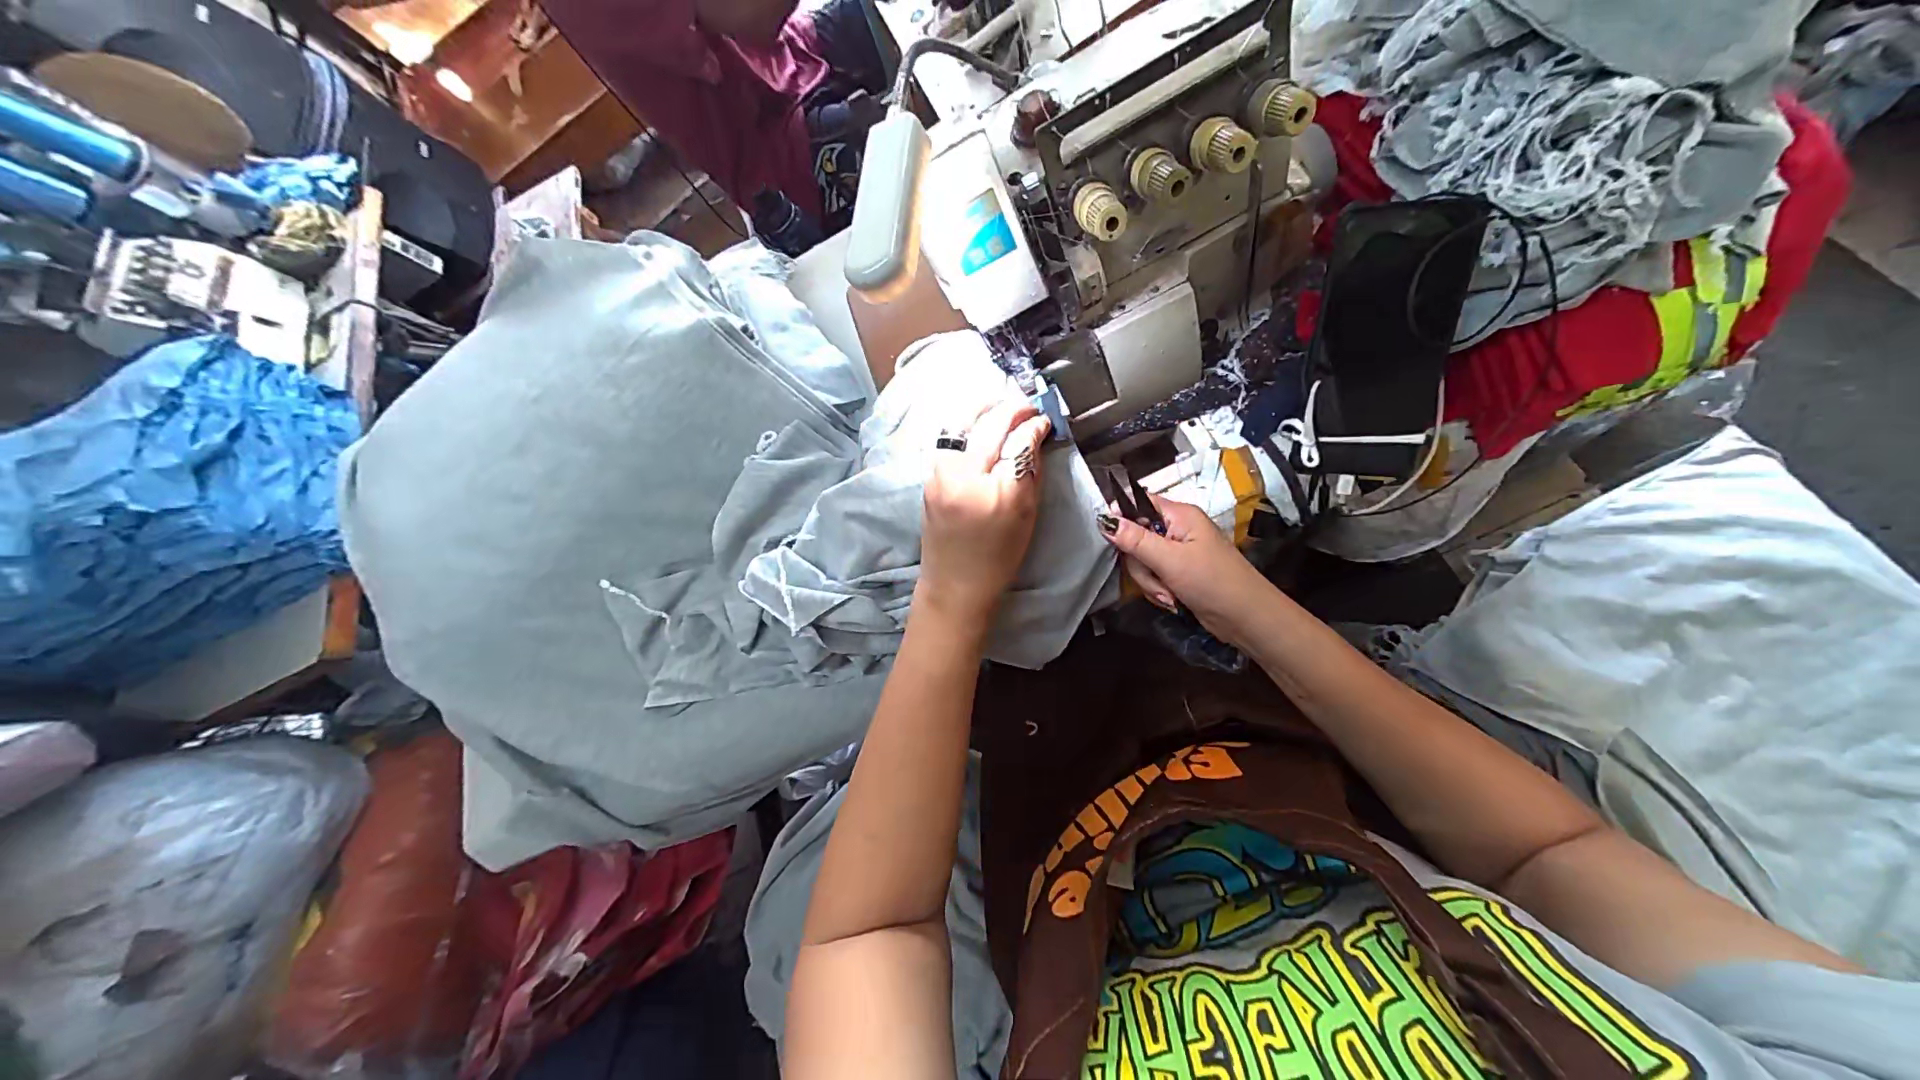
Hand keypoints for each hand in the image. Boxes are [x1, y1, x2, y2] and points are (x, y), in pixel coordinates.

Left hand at [918, 397, 1052, 629]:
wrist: (955, 584)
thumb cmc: (999, 557)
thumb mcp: (1028, 515)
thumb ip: (1032, 472)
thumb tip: (1035, 436)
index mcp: (999, 492)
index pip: (1020, 441)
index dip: (1035, 424)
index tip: (1043, 420)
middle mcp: (966, 477)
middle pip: (991, 424)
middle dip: (1012, 408)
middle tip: (1028, 406)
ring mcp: (942, 475)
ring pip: (963, 423)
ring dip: (985, 409)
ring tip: (1001, 405)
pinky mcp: (928, 477)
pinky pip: (948, 439)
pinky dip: (965, 425)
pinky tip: (978, 424)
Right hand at [1099, 495, 1275, 648]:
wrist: (1246, 618)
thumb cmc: (1212, 582)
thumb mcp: (1170, 561)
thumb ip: (1135, 540)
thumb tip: (1104, 520)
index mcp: (1180, 515)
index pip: (1139, 503)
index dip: (1121, 518)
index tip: (1112, 540)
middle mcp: (1177, 529)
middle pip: (1136, 537)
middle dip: (1140, 564)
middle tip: (1156, 580)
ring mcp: (1178, 552)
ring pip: (1142, 560)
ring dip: (1149, 582)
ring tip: (1168, 596)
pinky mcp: (1178, 572)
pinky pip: (1153, 575)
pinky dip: (1157, 590)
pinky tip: (1171, 600)